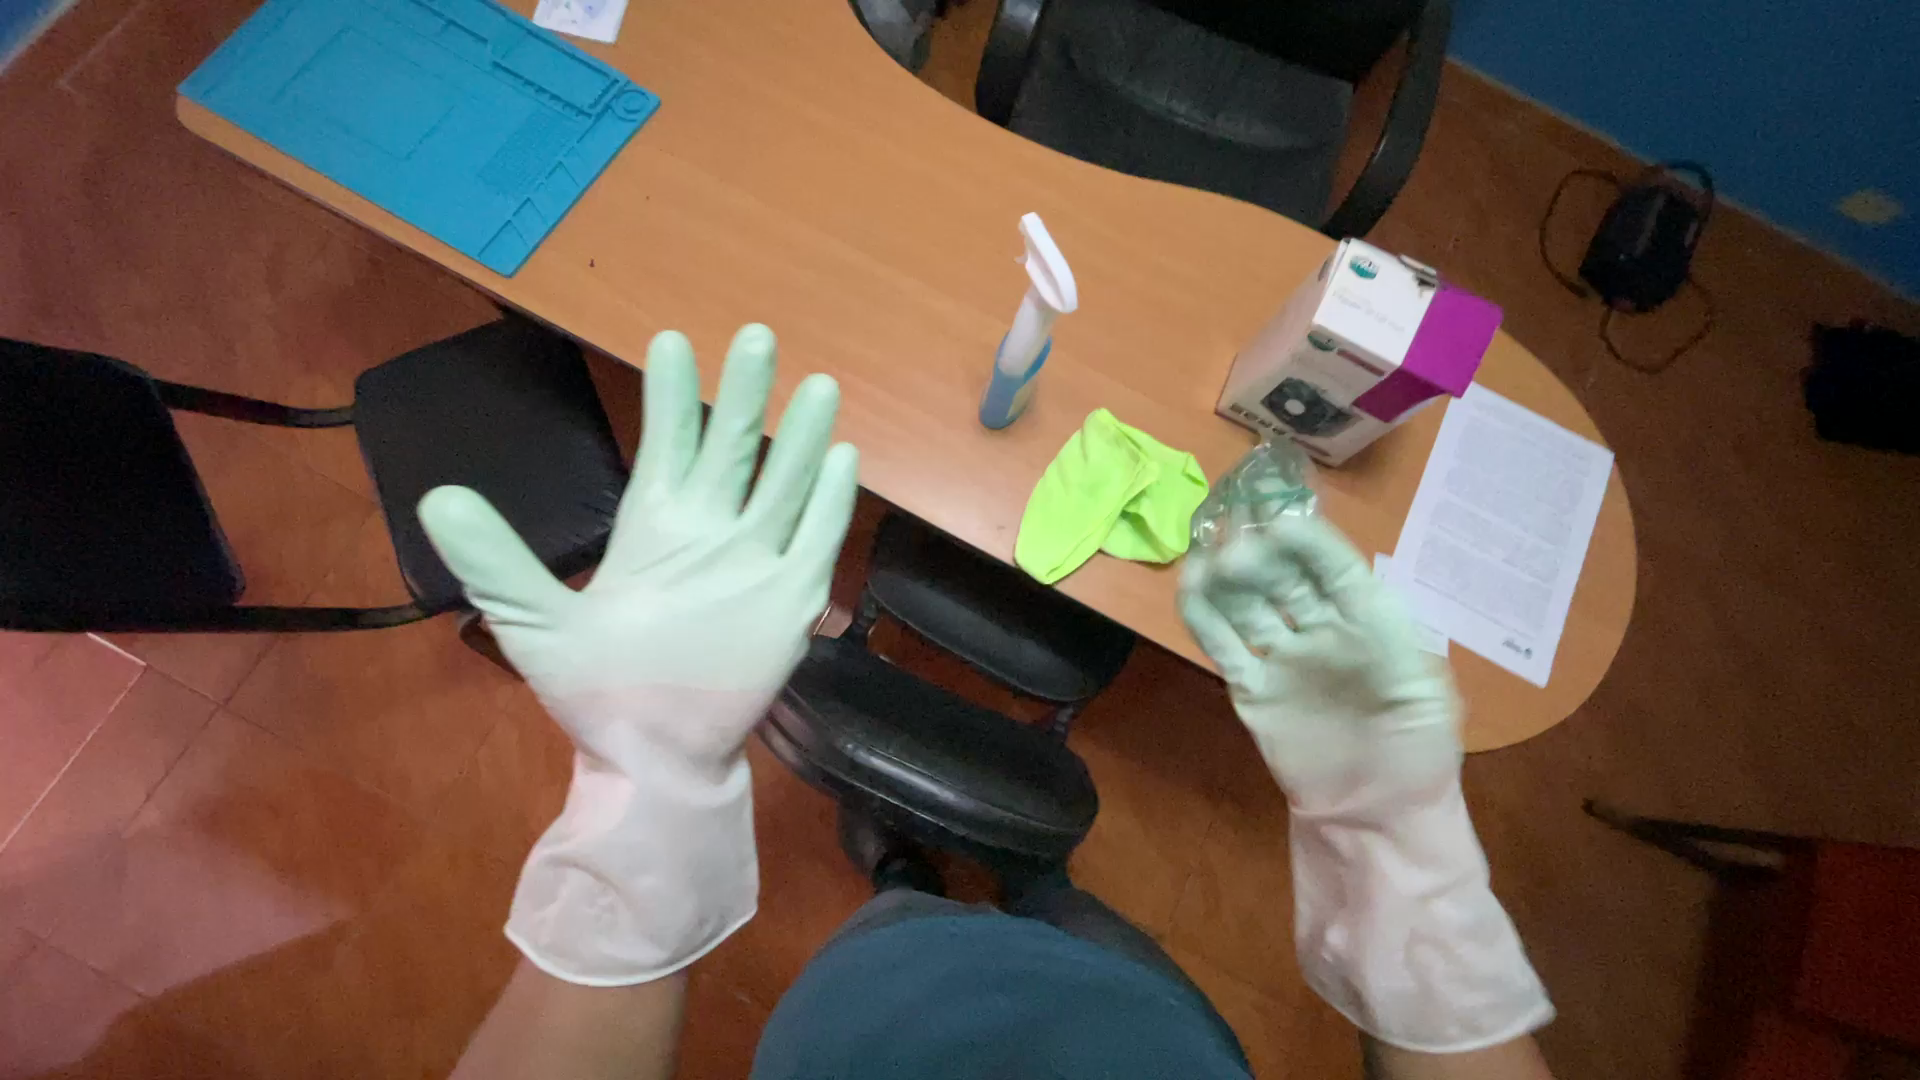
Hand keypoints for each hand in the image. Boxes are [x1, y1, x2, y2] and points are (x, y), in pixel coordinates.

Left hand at [419, 324, 857, 984]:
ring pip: (784, 482)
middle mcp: (711, 533)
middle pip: (734, 449)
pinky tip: (845, 458)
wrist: (657, 753)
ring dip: (801, 436)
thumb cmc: (600, 690)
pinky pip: (817, 536)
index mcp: (655, 529)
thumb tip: (435, 496)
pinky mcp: (791, 597)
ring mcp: (756, 561)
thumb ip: (497, 560)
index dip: (671, 396)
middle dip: (744, 394)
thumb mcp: (534, 623)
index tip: (671, 340)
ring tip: (819, 385)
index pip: (668, 446)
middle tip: (756, 336)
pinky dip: (832, 499)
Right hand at [1178, 514, 1460, 817]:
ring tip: (1203, 555)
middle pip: (1284, 580)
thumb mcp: (1425, 690)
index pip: (1335, 569)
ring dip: (1225, 579)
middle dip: (1259, 554)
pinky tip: (1189, 589)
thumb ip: (1391, 634)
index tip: (1276, 519)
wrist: (1377, 817)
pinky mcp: (1250, 687)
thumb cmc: (1417, 753)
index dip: (1308, 544)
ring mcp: (1281, 657)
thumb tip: (1355, 587)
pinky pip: (1222, 645)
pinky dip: (1204, 618)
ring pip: (1247, 606)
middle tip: (1230, 533)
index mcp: (1369, 622)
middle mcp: (1321, 629)